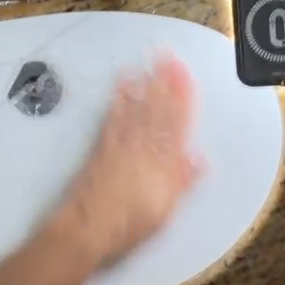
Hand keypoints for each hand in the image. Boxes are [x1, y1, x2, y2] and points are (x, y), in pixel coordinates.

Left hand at [52, 57, 202, 265]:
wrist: (86, 229)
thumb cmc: (128, 225)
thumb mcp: (164, 210)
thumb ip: (181, 181)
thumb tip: (198, 158)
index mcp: (162, 161)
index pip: (177, 123)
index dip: (182, 97)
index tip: (186, 74)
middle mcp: (142, 146)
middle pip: (157, 108)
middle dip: (165, 80)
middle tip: (170, 55)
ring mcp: (120, 143)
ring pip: (138, 106)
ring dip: (146, 81)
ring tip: (151, 59)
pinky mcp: (101, 145)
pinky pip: (114, 115)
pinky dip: (120, 96)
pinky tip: (123, 81)